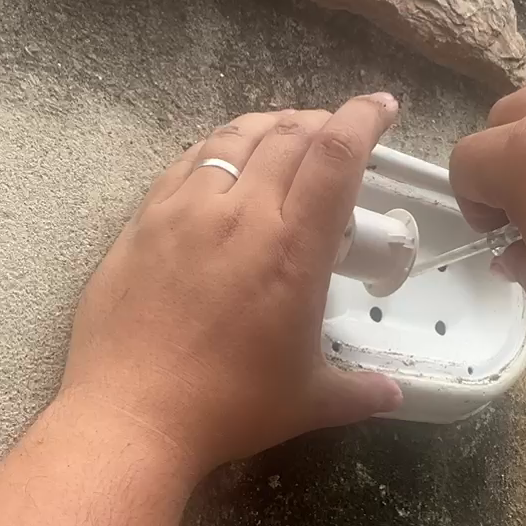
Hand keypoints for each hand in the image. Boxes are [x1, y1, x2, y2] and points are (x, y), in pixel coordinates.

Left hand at [58, 96, 404, 473]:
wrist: (132, 416)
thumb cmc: (227, 409)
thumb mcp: (306, 403)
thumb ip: (358, 393)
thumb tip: (393, 396)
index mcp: (291, 249)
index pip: (336, 154)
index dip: (365, 118)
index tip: (382, 109)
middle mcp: (238, 213)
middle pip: (288, 135)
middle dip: (323, 122)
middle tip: (336, 135)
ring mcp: (183, 212)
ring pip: (234, 138)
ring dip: (269, 127)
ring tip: (283, 136)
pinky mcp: (142, 223)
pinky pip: (187, 163)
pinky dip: (217, 149)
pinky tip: (221, 163)